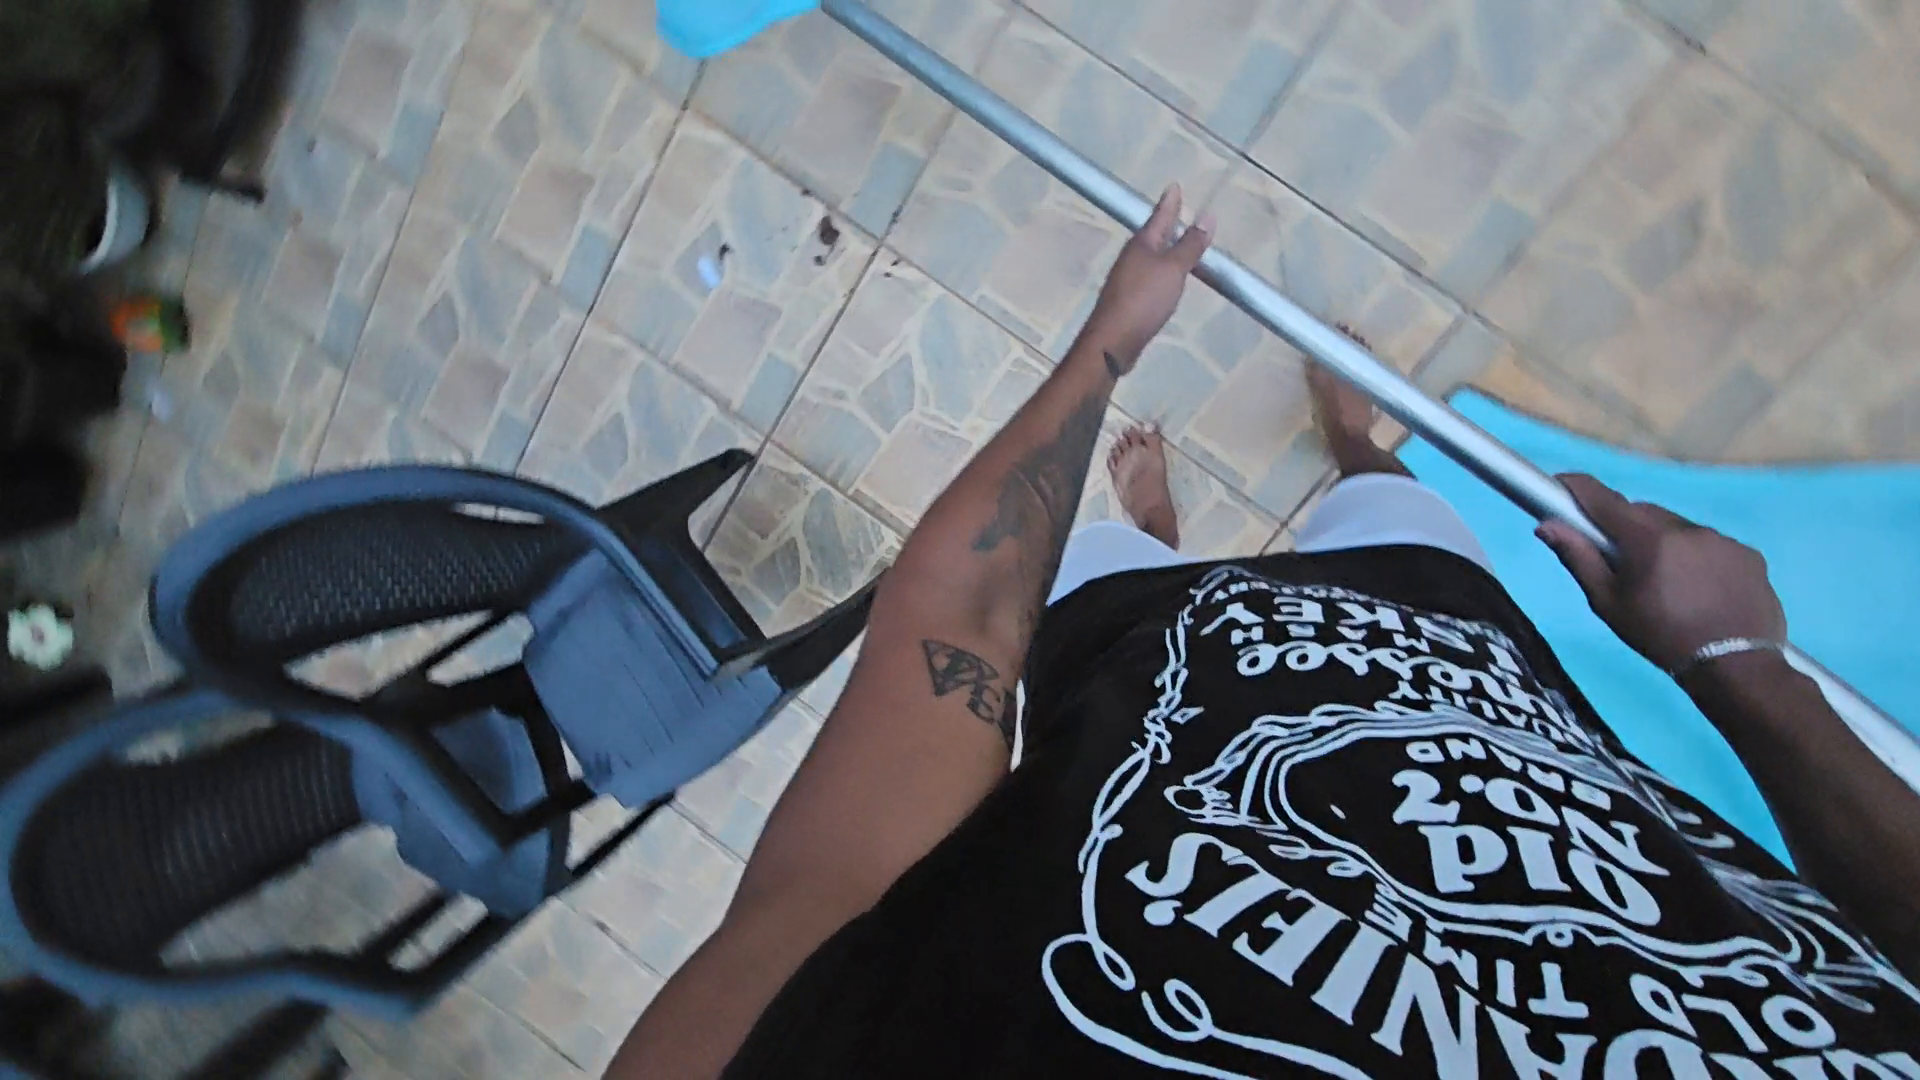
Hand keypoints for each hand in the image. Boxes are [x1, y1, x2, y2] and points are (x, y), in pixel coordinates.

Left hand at [1085, 184, 1213, 374]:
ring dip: (1163, 250)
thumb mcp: (1173, 270)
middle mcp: (1131, 258)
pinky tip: (1164, 280)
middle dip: (1165, 225)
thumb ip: (1190, 245)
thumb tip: (1207, 216)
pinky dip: (1159, 273)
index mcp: (1142, 245)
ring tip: (1176, 243)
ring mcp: (1126, 281)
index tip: (1174, 186)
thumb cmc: (1143, 301)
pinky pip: (1148, 279)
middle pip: (1152, 236)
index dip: (1169, 203)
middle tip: (1176, 211)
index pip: (1159, 216)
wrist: (1112, 342)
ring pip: (1149, 258)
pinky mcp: (1127, 302)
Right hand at [1537, 473, 1786, 674]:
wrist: (1734, 664)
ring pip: (1674, 526)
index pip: (1605, 499)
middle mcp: (1688, 529)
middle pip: (1641, 511)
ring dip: (1657, 538)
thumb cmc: (1657, 632)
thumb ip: (1578, 558)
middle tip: (1611, 554)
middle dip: (1620, 524)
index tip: (1559, 484)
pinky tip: (1691, 583)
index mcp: (1649, 539)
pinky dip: (1689, 552)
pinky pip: (1706, 542)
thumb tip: (1547, 525)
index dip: (1578, 488)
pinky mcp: (1749, 554)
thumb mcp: (1606, 600)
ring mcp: (1723, 540)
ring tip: (1657, 575)